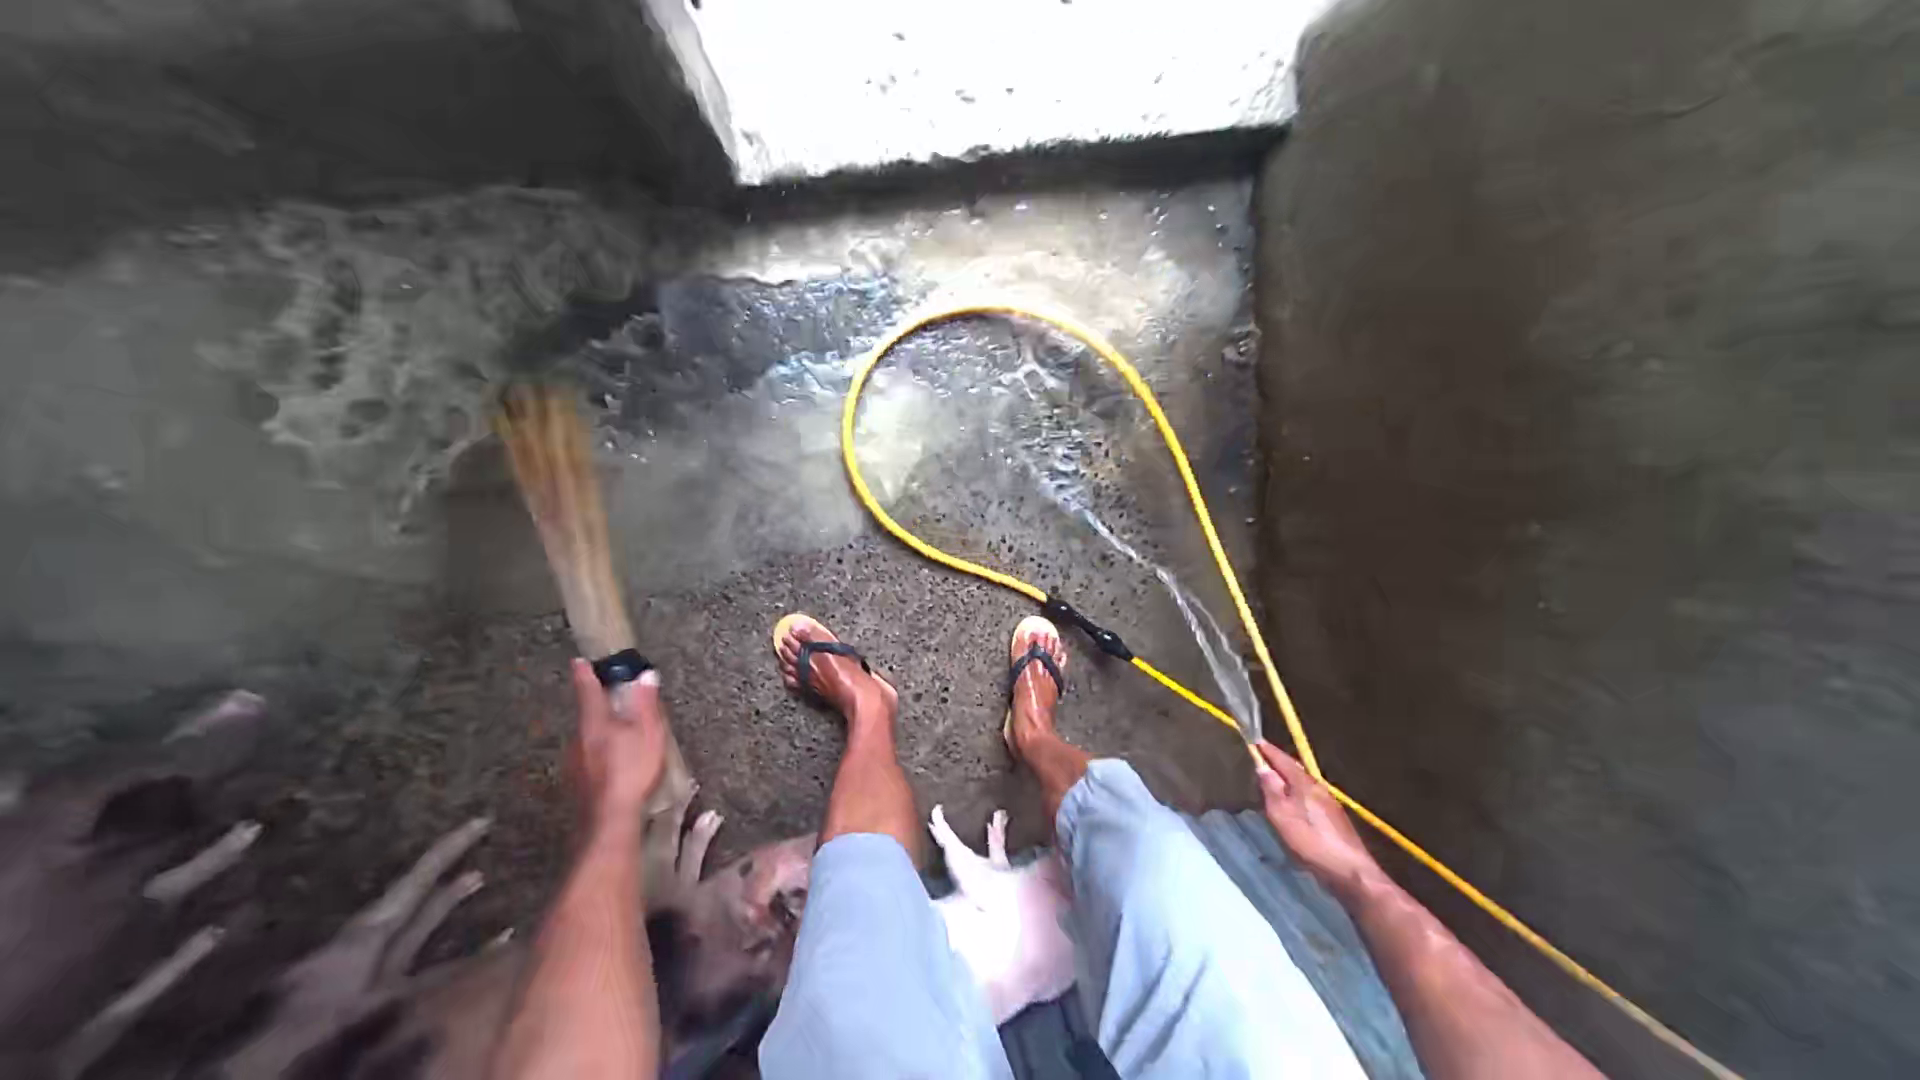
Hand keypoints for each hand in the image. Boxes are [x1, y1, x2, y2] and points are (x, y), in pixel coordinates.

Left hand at [568, 658, 666, 841]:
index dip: (584, 674)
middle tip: (615, 703)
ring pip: (587, 738)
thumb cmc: (632, 770)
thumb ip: (646, 702)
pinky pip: (588, 757)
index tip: (578, 662)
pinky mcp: (576, 782)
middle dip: (600, 708)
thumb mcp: (648, 731)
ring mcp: (574, 762)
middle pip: (587, 716)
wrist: (609, 819)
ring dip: (602, 733)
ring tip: (622, 737)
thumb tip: (646, 675)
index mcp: (594, 722)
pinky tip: (615, 764)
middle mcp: (578, 739)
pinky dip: (600, 753)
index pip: (587, 691)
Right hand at [1254, 741, 1389, 900]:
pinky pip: (1311, 796)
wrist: (1350, 871)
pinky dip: (1298, 793)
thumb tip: (1262, 766)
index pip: (1283, 759)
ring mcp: (1330, 804)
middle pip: (1295, 770)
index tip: (1255, 741)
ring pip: (1304, 784)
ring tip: (1275, 781)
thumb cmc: (1310, 840)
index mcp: (1304, 783)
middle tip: (1262, 759)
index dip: (1268, 750)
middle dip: (1279, 763)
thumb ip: (1271, 789)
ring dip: (1289, 779)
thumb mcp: (1281, 814)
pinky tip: (1295, 804)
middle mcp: (1319, 788)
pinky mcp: (1336, 819)